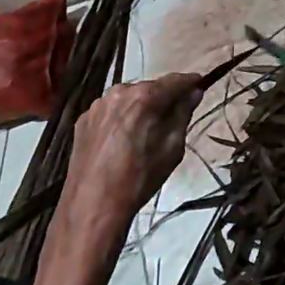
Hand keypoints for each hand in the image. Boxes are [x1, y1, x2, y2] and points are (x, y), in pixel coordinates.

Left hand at [62, 73, 203, 223]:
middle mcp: (119, 92)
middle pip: (150, 87)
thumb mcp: (172, 148)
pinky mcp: (84, 119)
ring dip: (141, 107)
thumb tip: (194, 93)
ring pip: (128, 98)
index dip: (191, 82)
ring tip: (146, 131)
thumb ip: (183, 114)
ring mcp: (98, 105)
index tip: (201, 85)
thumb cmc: (140, 177)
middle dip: (164, 98)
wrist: (93, 203)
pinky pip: (111, 111)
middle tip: (174, 116)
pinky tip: (123, 140)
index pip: (175, 81)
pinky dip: (122, 118)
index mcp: (144, 97)